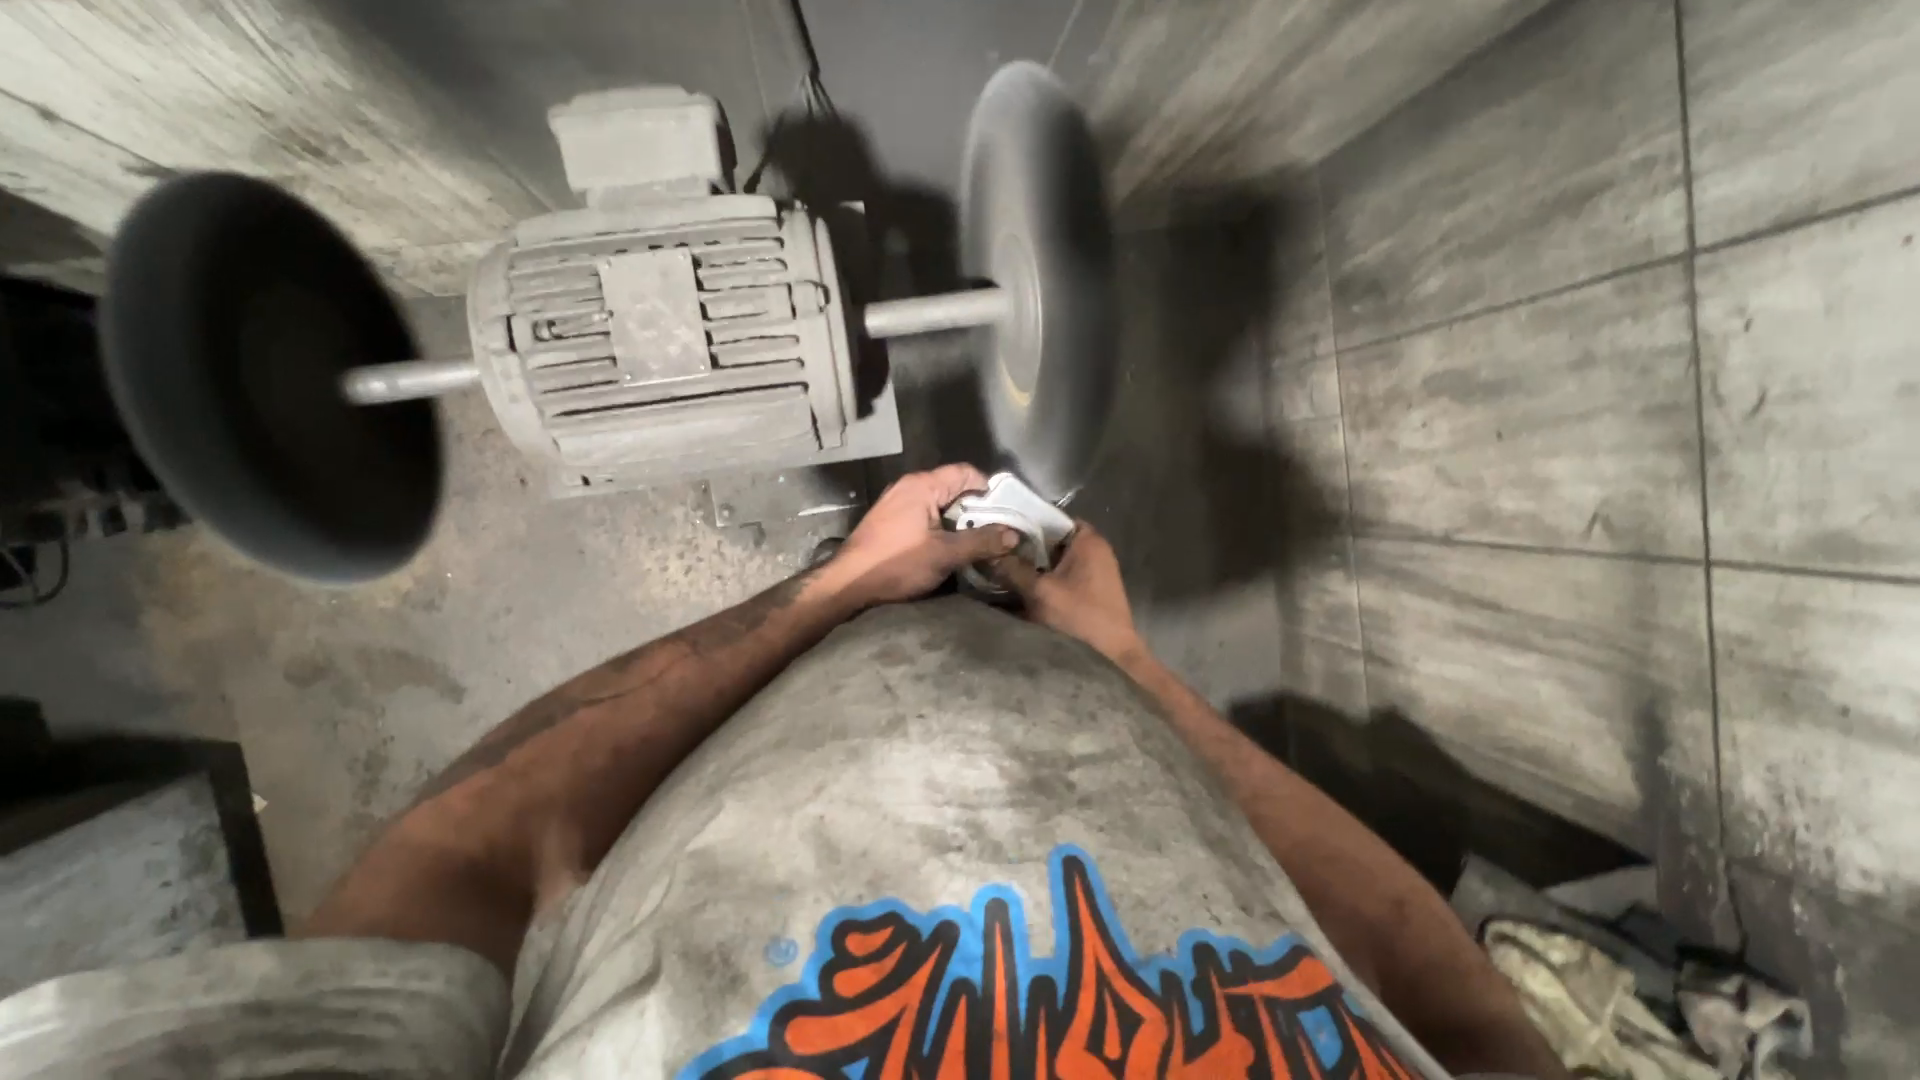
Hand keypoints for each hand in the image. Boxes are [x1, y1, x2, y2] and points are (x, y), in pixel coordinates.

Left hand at [827, 464, 1019, 606]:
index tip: (1005, 514)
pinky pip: (924, 515)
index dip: (989, 490)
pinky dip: (940, 527)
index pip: (966, 472)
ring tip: (976, 544)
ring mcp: (896, 503)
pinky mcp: (889, 520)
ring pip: (939, 504)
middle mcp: (908, 486)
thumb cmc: (896, 564)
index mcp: (922, 485)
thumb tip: (1014, 535)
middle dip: (976, 509)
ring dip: (958, 521)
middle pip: (953, 488)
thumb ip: (981, 541)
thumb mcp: (945, 554)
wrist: (847, 584)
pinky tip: (948, 548)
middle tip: (995, 533)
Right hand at [985, 522, 1146, 666]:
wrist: (1111, 656)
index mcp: (1088, 540)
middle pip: (1052, 539)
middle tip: (994, 549)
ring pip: (1055, 560)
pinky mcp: (1090, 590)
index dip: (1025, 520)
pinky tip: (1020, 587)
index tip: (1000, 527)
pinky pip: (1062, 576)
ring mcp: (1094, 571)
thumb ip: (1013, 569)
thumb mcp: (1039, 591)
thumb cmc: (1078, 617)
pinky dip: (1044, 579)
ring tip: (1001, 566)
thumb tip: (988, 552)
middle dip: (1025, 545)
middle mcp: (1094, 550)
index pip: (1051, 517)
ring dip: (1032, 565)